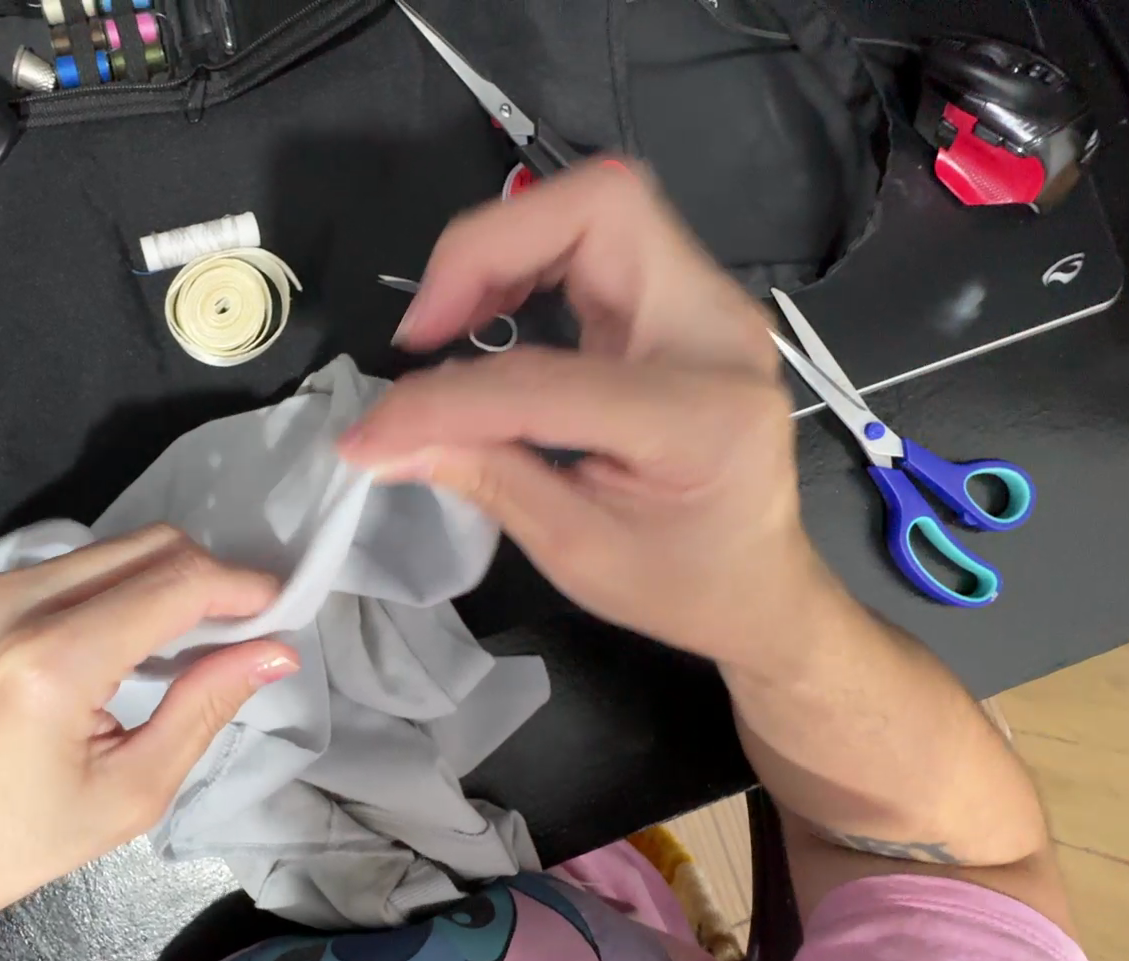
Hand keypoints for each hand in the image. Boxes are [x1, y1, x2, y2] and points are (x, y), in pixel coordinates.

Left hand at [0, 525, 298, 960]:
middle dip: (209, 576)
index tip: (280, 607)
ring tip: (187, 637)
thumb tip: (276, 651)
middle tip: (240, 626)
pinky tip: (126, 635)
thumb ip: (207, 706)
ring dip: (165, 577)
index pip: (176, 585)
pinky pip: (71, 563)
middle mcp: (11, 603)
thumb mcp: (131, 792)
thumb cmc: (19, 844)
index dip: (240, 587)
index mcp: (52, 661)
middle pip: (149, 546)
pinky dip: (119, 583)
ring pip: (112, 547)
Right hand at [340, 163, 839, 672]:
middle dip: (483, 253)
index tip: (370, 434)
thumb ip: (483, 479)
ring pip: (595, 208)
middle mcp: (717, 333)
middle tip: (420, 334)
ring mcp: (703, 307)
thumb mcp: (575, 551)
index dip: (440, 402)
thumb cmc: (680, 584)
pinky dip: (521, 265)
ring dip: (498, 253)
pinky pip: (593, 242)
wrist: (758, 585)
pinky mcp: (678, 304)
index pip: (540, 379)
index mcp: (699, 418)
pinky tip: (483, 321)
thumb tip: (382, 442)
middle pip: (599, 208)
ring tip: (441, 327)